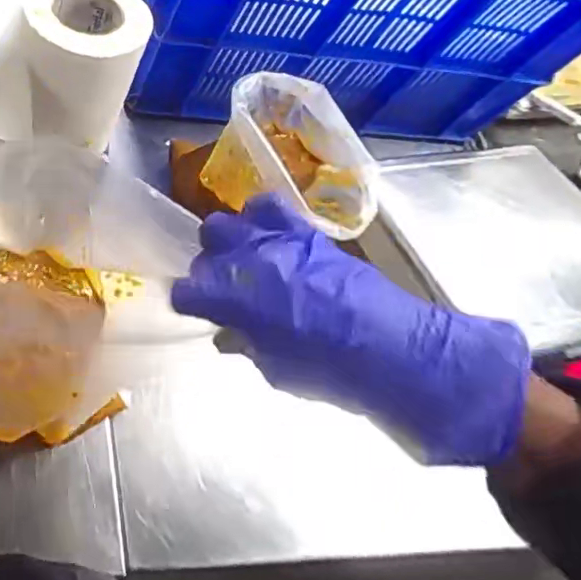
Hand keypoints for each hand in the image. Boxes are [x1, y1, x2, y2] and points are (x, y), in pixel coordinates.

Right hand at [171, 194, 530, 465]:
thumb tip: (231, 332)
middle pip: (206, 247)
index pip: (187, 289)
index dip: (188, 301)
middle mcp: (247, 260)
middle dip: (209, 266)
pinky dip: (261, 218)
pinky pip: (269, 207)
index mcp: (233, 297)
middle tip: (224, 288)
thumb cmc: (328, 371)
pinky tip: (269, 238)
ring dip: (230, 241)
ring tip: (245, 260)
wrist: (393, 350)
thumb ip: (245, 343)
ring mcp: (277, 240)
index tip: (195, 309)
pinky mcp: (306, 232)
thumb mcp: (274, 369)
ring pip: (229, 222)